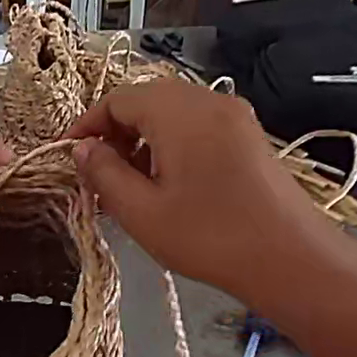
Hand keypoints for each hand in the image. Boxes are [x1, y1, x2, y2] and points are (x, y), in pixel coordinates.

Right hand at [69, 82, 356, 309]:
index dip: (87, 125)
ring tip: (128, 184)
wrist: (289, 258)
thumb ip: (104, 173)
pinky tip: (165, 183)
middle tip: (96, 174)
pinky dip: (170, 145)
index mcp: (178, 112)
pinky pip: (197, 126)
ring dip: (141, 140)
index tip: (68, 156)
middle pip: (146, 100)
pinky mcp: (249, 137)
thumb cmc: (208, 236)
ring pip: (172, 113)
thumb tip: (83, 149)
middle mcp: (208, 101)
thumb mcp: (141, 211)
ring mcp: (234, 116)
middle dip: (114, 133)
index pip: (118, 99)